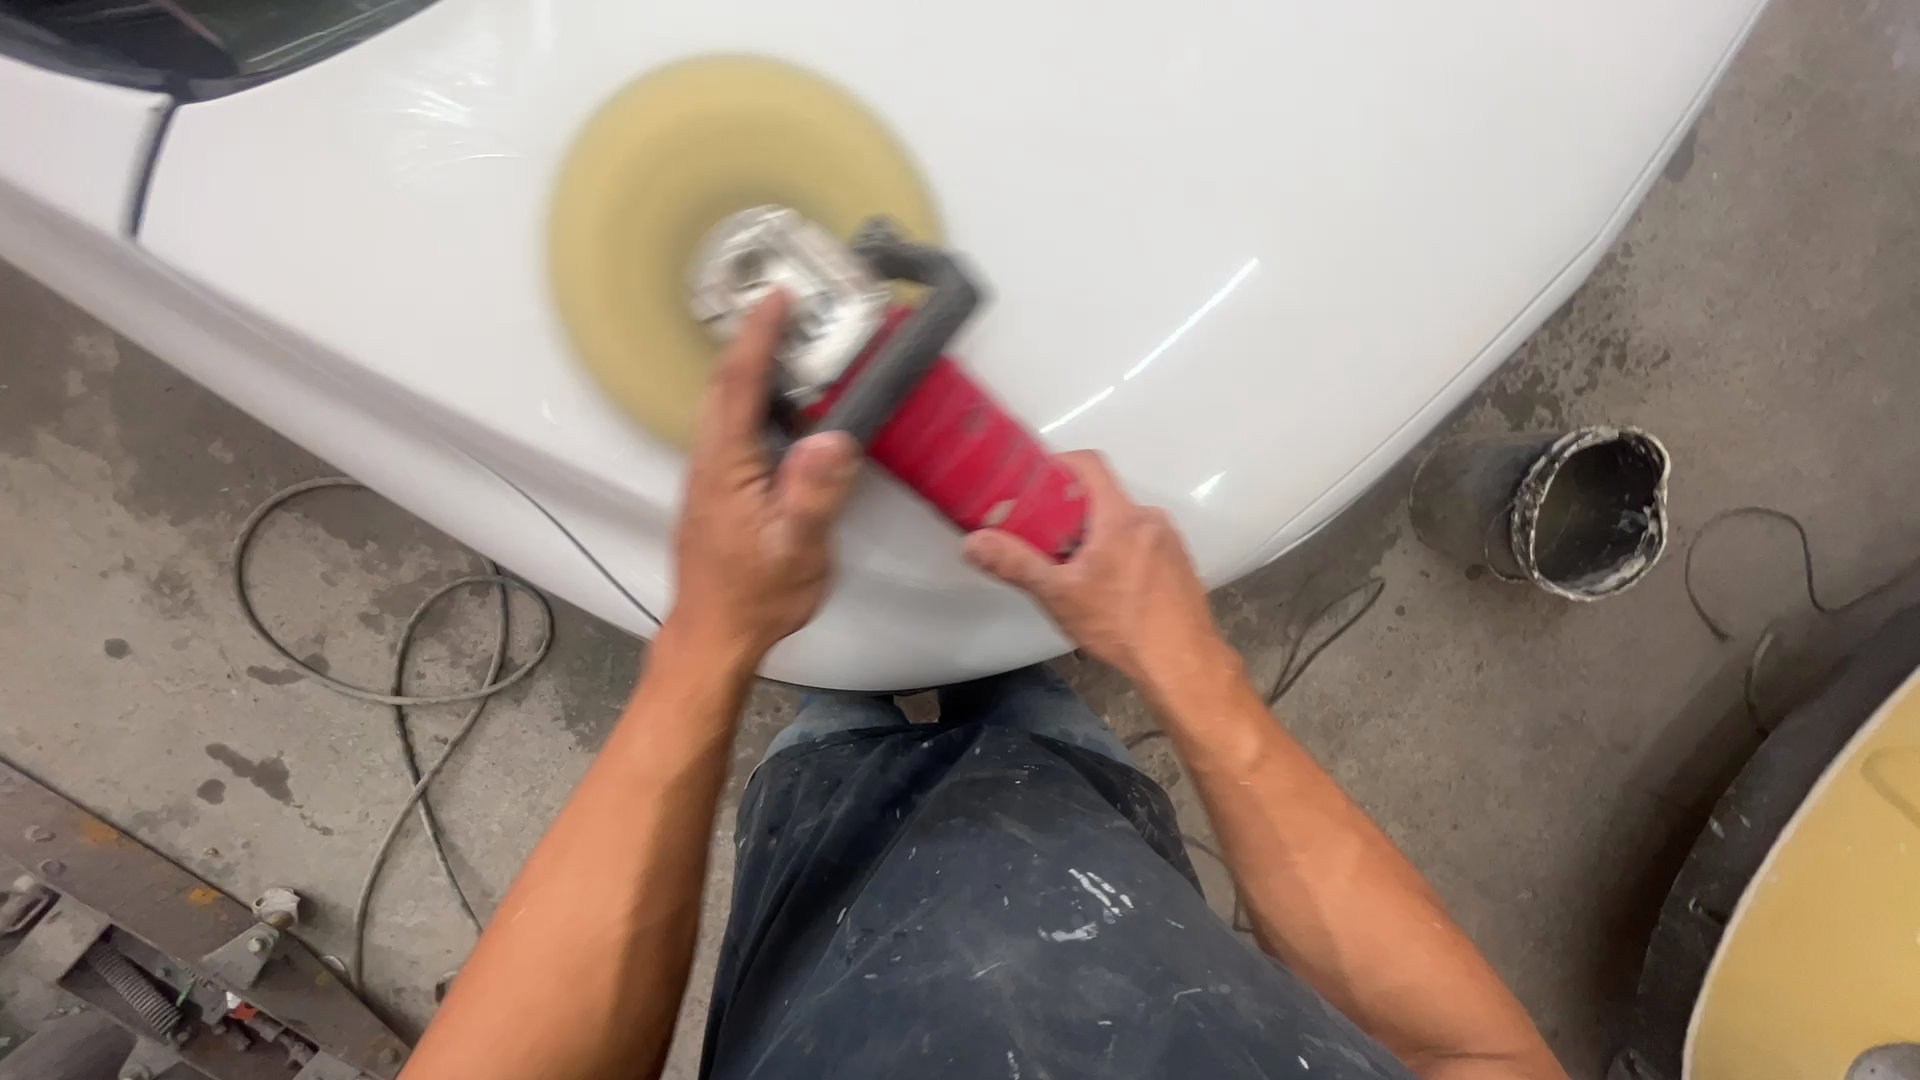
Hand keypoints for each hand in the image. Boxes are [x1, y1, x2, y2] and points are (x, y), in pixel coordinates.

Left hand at [668, 292, 861, 667]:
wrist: (714, 636)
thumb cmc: (757, 595)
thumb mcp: (796, 550)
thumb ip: (813, 494)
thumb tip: (835, 436)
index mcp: (726, 465)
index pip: (738, 385)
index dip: (758, 337)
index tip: (777, 295)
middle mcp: (710, 461)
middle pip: (724, 387)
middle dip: (751, 341)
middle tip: (788, 311)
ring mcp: (711, 478)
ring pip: (726, 408)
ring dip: (751, 370)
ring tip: (791, 348)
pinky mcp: (719, 493)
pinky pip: (735, 431)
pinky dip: (756, 403)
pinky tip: (786, 413)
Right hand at [962, 451, 1228, 694]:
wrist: (1183, 664)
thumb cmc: (1122, 625)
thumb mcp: (1059, 595)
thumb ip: (1015, 564)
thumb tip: (974, 542)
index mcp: (1120, 516)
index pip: (1089, 463)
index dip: (1060, 464)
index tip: (1035, 483)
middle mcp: (1149, 519)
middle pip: (1103, 497)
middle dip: (1071, 512)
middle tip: (1044, 537)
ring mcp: (1170, 540)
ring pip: (1122, 522)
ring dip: (1097, 535)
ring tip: (1073, 569)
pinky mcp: (1180, 563)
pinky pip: (1142, 543)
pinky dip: (1120, 552)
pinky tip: (1108, 588)